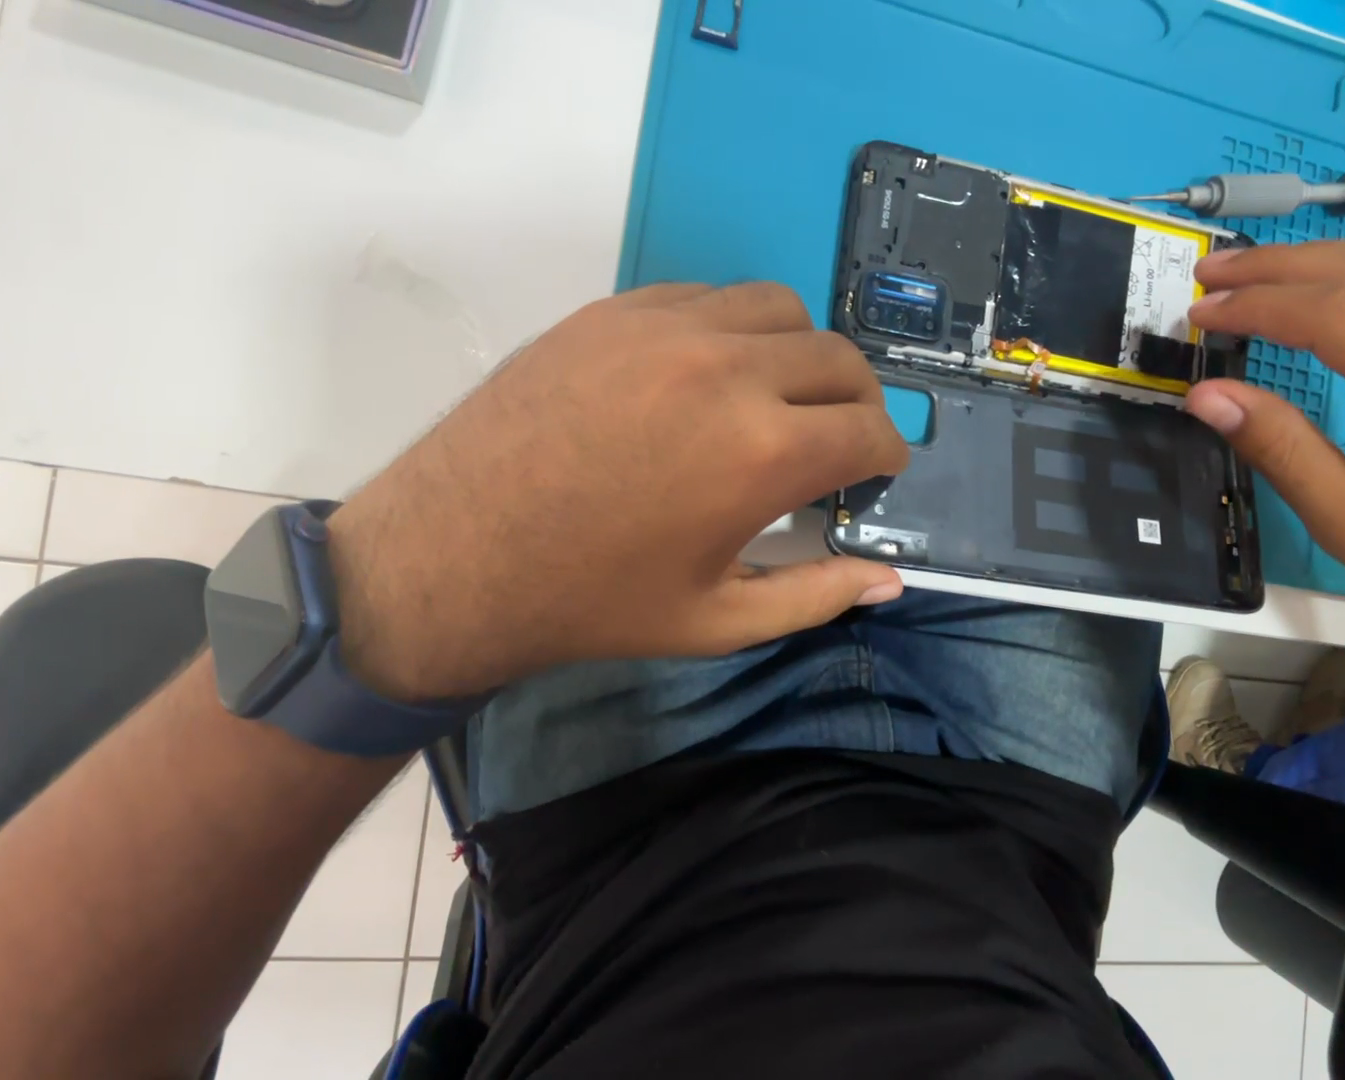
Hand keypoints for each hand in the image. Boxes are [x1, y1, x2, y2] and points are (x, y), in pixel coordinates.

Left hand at [324, 283, 909, 700]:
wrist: (455, 558)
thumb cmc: (594, 602)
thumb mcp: (717, 621)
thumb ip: (816, 597)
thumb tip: (889, 582)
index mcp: (761, 452)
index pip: (870, 430)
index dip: (885, 458)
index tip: (872, 476)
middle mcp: (728, 369)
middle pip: (840, 360)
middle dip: (857, 405)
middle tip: (834, 443)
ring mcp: (666, 328)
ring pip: (780, 309)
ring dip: (800, 355)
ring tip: (775, 400)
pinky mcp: (616, 311)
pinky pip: (708, 297)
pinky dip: (734, 331)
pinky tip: (707, 377)